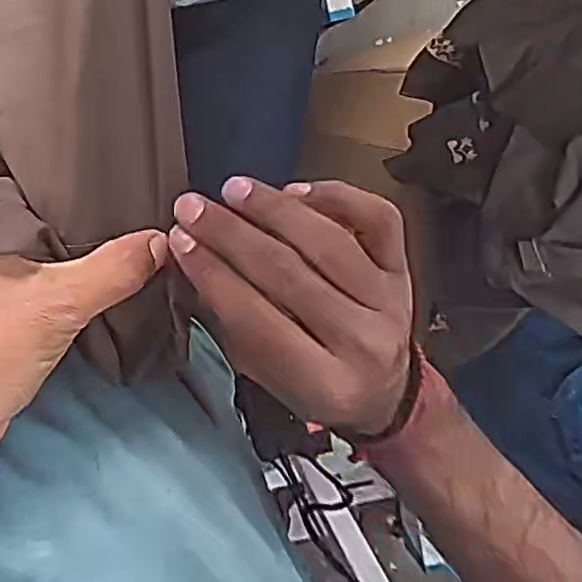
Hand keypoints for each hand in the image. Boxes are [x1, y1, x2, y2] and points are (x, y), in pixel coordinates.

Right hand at [171, 177, 413, 435]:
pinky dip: (335, 196)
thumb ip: (225, 316)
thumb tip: (185, 257)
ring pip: (327, 241)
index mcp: (324, 382)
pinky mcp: (403, 269)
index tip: (178, 240)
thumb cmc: (310, 380)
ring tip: (233, 190)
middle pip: (288, 273)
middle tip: (192, 207)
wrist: (383, 391)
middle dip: (229, 233)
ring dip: (272, 209)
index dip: (212, 274)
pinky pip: (377, 220)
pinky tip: (294, 190)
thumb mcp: (259, 368)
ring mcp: (390, 302)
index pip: (256, 317)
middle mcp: (364, 342)